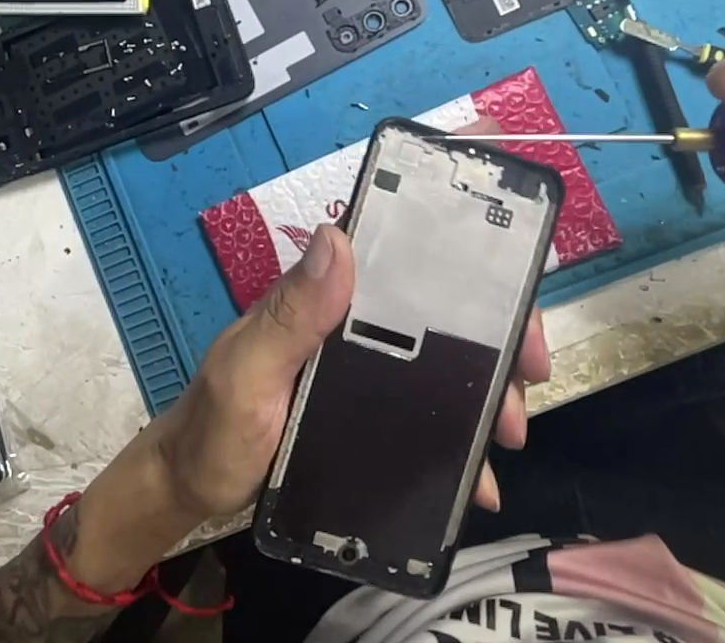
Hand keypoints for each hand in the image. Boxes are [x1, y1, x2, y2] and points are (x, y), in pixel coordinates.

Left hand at [148, 222, 551, 518]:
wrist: (194, 488)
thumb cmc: (214, 427)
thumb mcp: (246, 371)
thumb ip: (289, 313)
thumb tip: (336, 236)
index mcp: (319, 300)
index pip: (392, 254)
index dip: (456, 255)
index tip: (511, 284)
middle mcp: (344, 324)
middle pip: (434, 311)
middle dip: (493, 333)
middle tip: (530, 374)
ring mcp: (356, 369)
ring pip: (439, 363)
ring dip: (486, 389)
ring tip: (507, 433)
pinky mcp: (363, 413)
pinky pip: (423, 414)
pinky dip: (458, 439)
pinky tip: (478, 476)